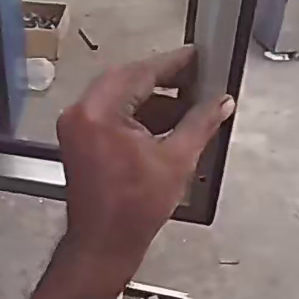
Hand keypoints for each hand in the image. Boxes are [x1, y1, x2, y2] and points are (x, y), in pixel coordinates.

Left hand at [56, 48, 235, 272]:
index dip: (173, 64)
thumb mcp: (176, 160)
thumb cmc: (132, 209)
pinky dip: (139, 114)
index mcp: (98, 113)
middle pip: (127, 80)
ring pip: (120, 96)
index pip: (139, 73)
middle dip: (164, 79)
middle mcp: (81, 114)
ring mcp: (77, 127)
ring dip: (153, 98)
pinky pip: (112, 113)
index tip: (194, 56)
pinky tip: (168, 120)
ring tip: (188, 102)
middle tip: (195, 76)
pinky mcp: (81, 139)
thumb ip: (200, 123)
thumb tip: (220, 102)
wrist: (105, 242)